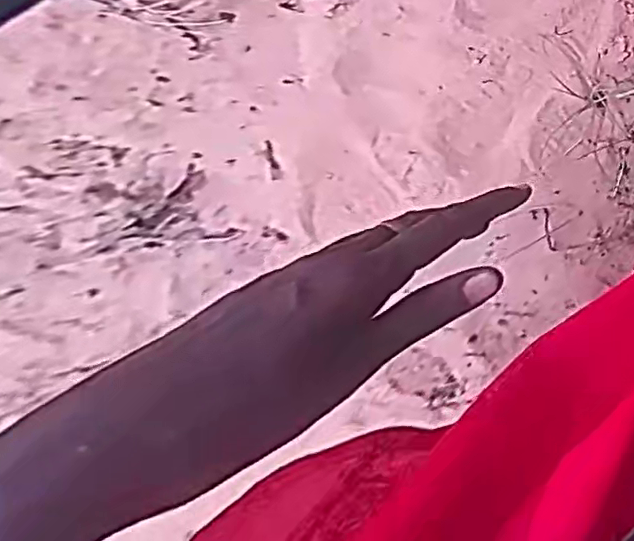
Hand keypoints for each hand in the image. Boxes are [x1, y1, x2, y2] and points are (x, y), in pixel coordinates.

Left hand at [0, 185, 530, 540]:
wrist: (114, 441)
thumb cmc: (250, 409)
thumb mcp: (353, 365)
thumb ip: (424, 314)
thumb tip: (491, 275)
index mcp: (358, 277)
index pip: (439, 228)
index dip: (484, 207)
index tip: (519, 193)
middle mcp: (328, 262)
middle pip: (405, 225)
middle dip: (453, 216)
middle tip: (490, 214)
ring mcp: (292, 275)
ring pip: (373, 239)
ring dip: (415, 231)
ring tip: (445, 238)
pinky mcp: (265, 293)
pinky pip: (343, 255)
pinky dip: (379, 250)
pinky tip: (375, 275)